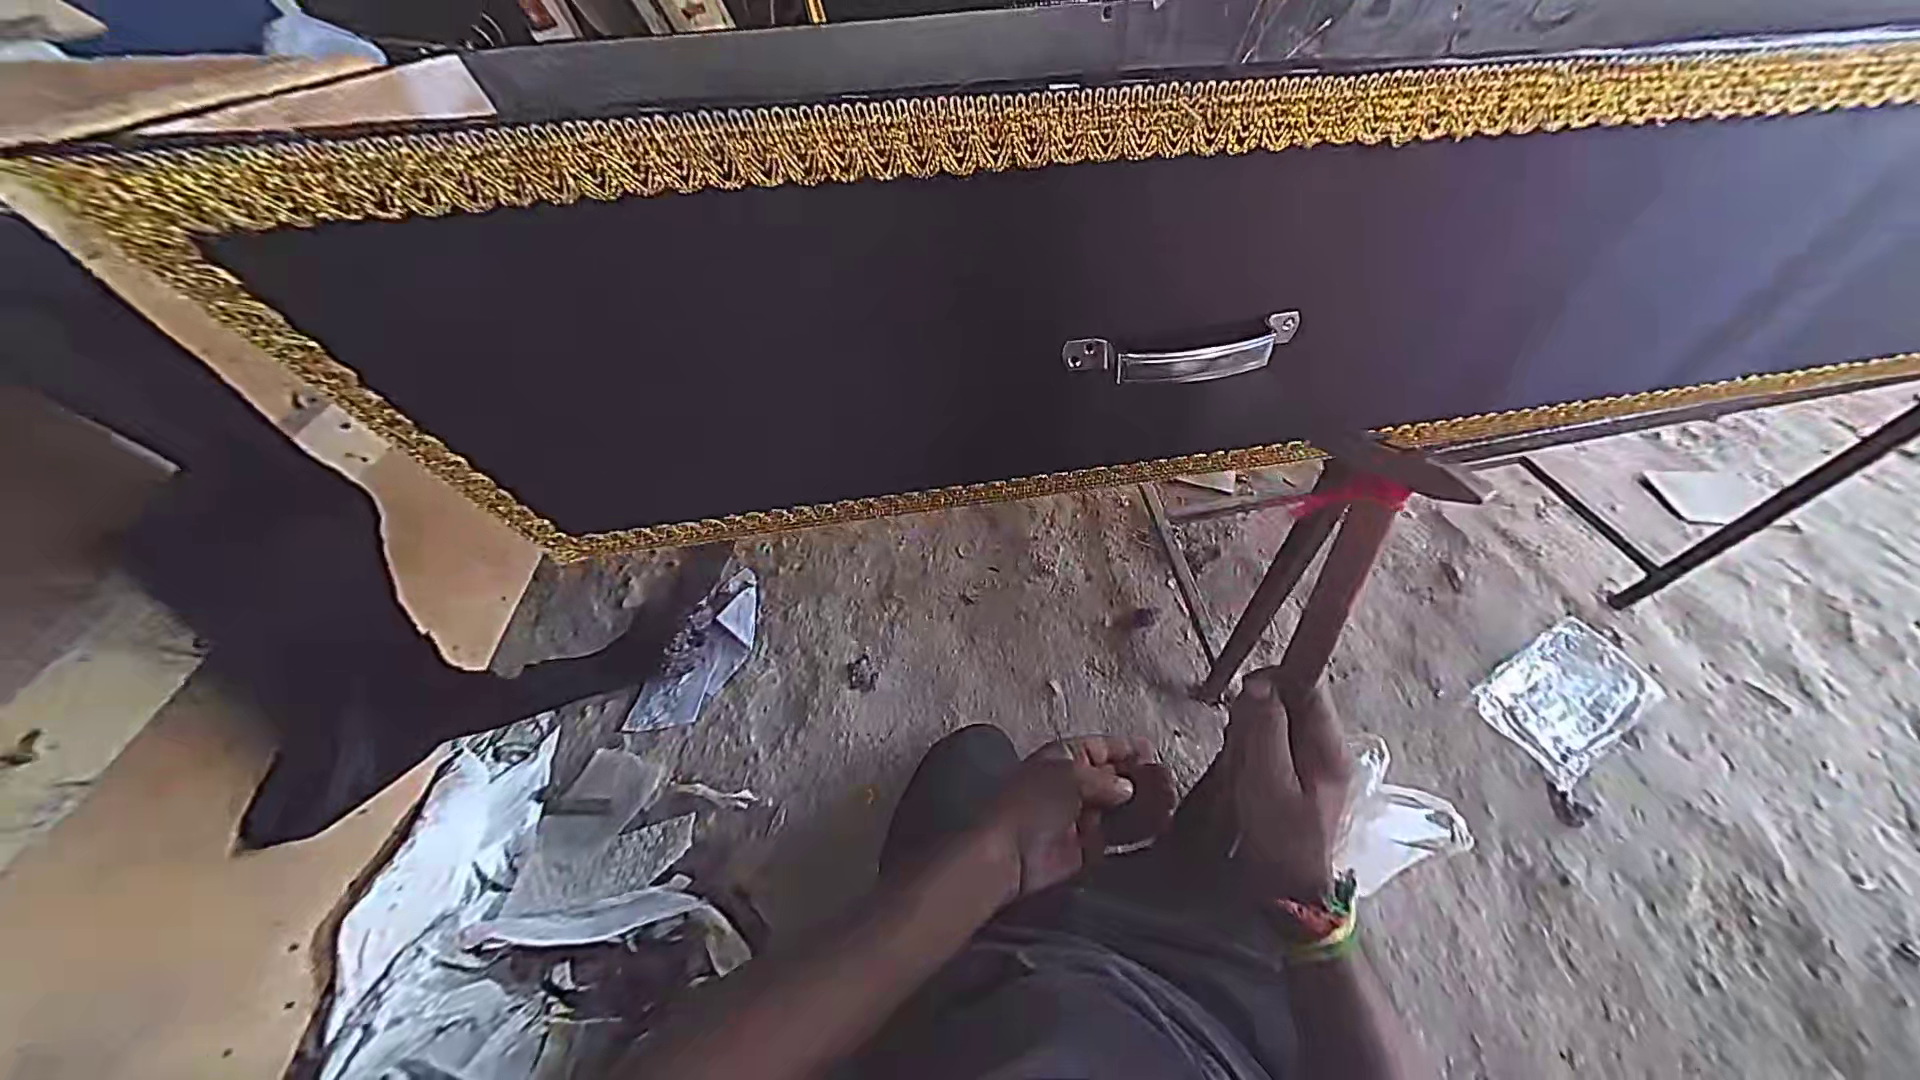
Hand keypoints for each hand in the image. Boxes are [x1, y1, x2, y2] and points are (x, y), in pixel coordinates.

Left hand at [976, 736, 1157, 899]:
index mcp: (1062, 756)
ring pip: (1119, 806)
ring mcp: (1080, 815)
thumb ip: (1103, 779)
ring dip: (1144, 803)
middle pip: (1112, 776)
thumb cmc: (1031, 804)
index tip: (1151, 752)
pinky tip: (1160, 825)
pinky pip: (1118, 834)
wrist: (1009, 855)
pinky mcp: (1086, 847)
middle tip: (1166, 780)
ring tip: (1171, 802)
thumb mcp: (1069, 776)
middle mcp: (1072, 783)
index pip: (1099, 747)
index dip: (1124, 748)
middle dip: (1139, 777)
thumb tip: (1127, 787)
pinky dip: (1138, 829)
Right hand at [1228, 670, 1353, 901]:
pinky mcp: (1295, 774)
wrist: (1287, 894)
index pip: (1307, 685)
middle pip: (1287, 700)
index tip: (1243, 700)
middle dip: (1254, 714)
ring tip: (1240, 766)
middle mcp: (1325, 748)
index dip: (1273, 681)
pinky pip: (1267, 743)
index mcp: (1328, 748)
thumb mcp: (1267, 783)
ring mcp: (1311, 762)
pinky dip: (1248, 750)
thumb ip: (1264, 730)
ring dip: (1248, 734)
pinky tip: (1243, 775)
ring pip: (1272, 721)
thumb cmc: (1280, 840)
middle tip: (1239, 746)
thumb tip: (1259, 683)